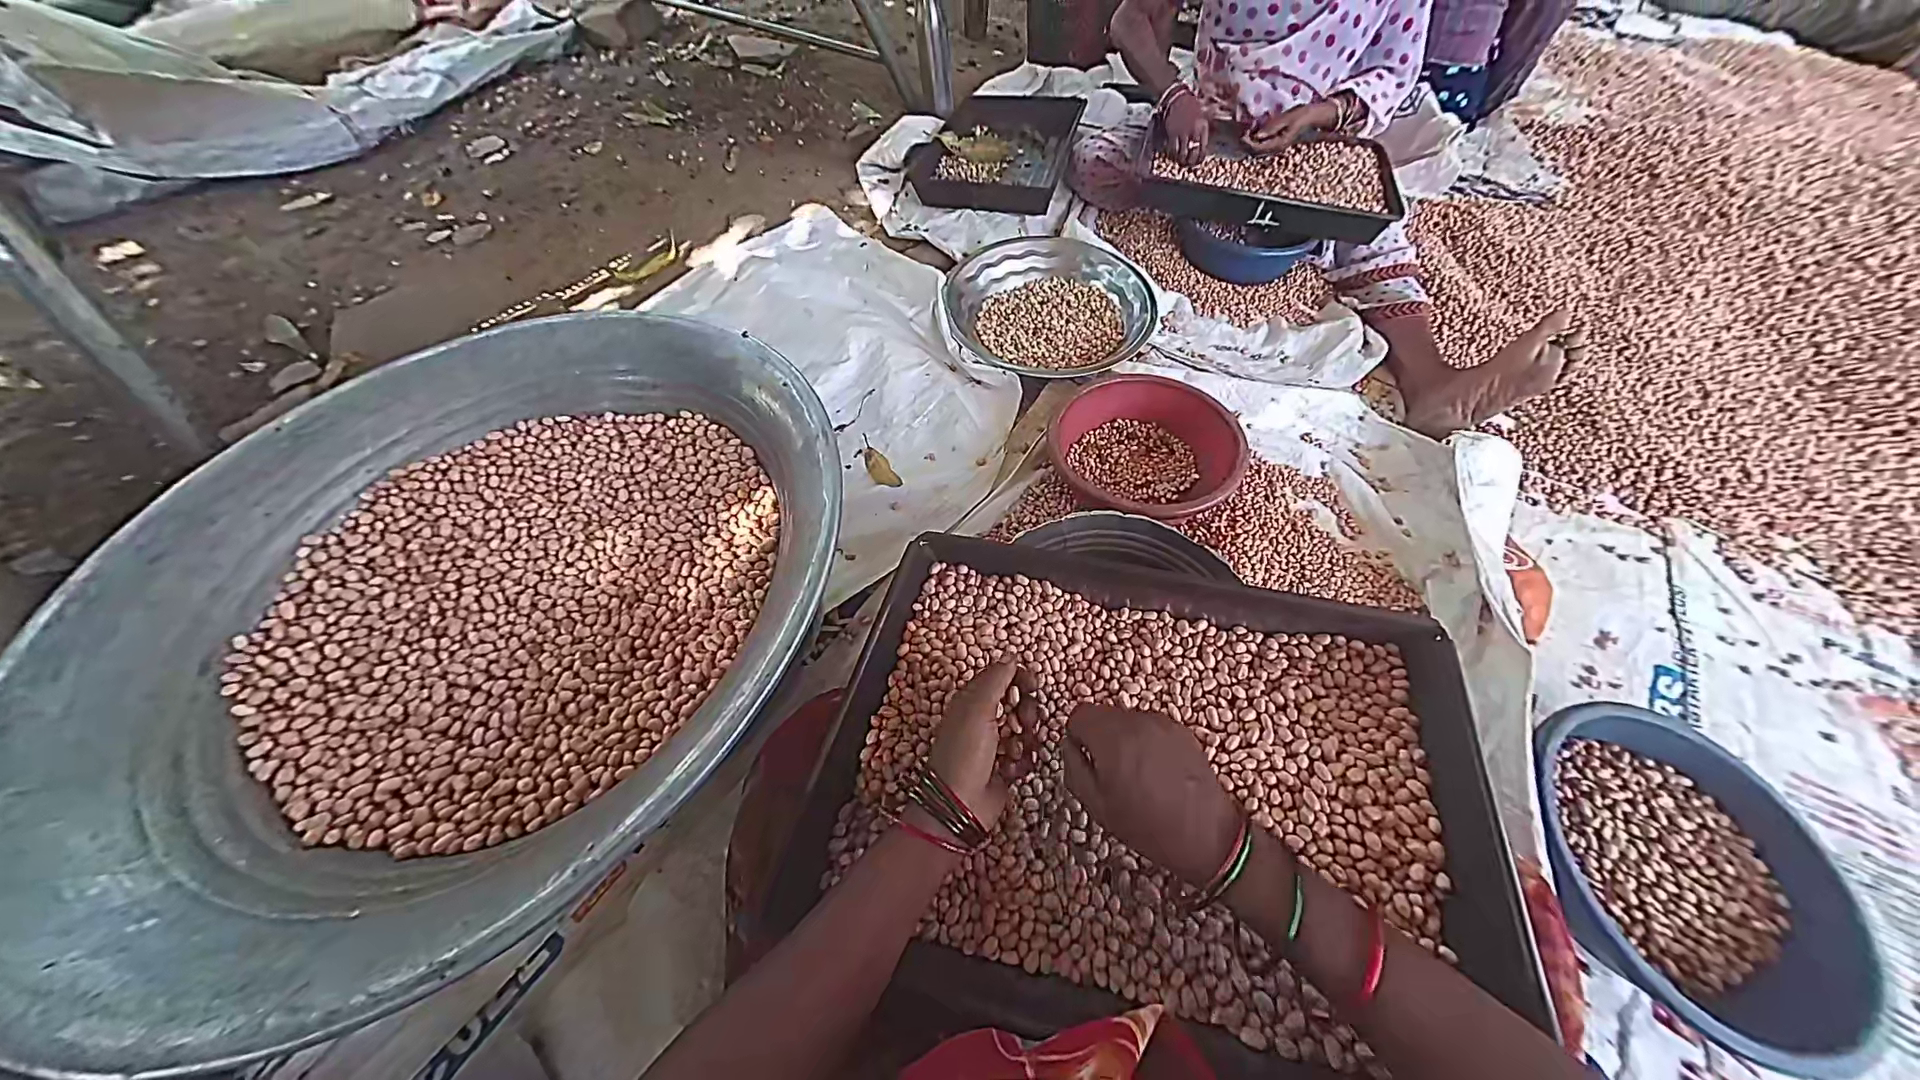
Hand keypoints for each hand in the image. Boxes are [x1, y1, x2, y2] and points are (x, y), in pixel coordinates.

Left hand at [924, 660, 1035, 830]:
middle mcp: (984, 718)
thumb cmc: (964, 754)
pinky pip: (1028, 754)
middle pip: (1019, 702)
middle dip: (1027, 712)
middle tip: (1023, 724)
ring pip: (1027, 729)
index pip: (1003, 677)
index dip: (1020, 679)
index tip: (1032, 686)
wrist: (960, 806)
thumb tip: (1011, 657)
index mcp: (973, 700)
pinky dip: (1024, 761)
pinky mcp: (1007, 766)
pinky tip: (1013, 770)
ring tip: (1017, 752)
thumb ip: (996, 679)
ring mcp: (996, 743)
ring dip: (1028, 740)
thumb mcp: (978, 709)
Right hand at [1061, 704, 1243, 886]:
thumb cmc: (1149, 826)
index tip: (1085, 757)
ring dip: (1123, 738)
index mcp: (1112, 738)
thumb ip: (1074, 768)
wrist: (1206, 834)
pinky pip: (1149, 726)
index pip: (1079, 714)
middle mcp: (1137, 722)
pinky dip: (1145, 740)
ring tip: (1135, 774)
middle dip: (1099, 737)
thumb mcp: (1097, 805)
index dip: (1077, 736)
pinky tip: (1154, 771)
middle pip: (1102, 714)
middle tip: (1109, 771)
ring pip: (1126, 719)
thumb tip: (1069, 746)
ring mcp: (1161, 723)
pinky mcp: (1180, 730)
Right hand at [1162, 87, 1209, 165]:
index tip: (1195, 163)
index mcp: (1203, 127)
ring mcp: (1184, 133)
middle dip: (1190, 162)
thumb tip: (1198, 146)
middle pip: (1193, 153)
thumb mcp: (1201, 117)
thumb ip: (1200, 131)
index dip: (1199, 159)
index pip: (1203, 149)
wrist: (1177, 97)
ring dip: (1181, 160)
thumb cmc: (1189, 106)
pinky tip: (1172, 155)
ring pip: (1183, 154)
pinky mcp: (1173, 133)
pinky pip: (1173, 149)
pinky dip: (1173, 155)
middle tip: (1187, 165)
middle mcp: (1195, 131)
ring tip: (1179, 162)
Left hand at [1244, 99, 1340, 153]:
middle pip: (1255, 152)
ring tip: (1246, 131)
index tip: (1243, 134)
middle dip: (1246, 144)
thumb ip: (1273, 127)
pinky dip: (1255, 140)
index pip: (1258, 148)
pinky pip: (1261, 145)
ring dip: (1249, 143)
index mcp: (1278, 144)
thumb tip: (1257, 135)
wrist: (1314, 116)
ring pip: (1257, 150)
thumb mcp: (1289, 118)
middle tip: (1242, 132)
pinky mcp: (1275, 143)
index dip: (1248, 143)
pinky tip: (1253, 132)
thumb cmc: (1303, 114)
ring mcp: (1275, 147)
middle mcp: (1275, 148)